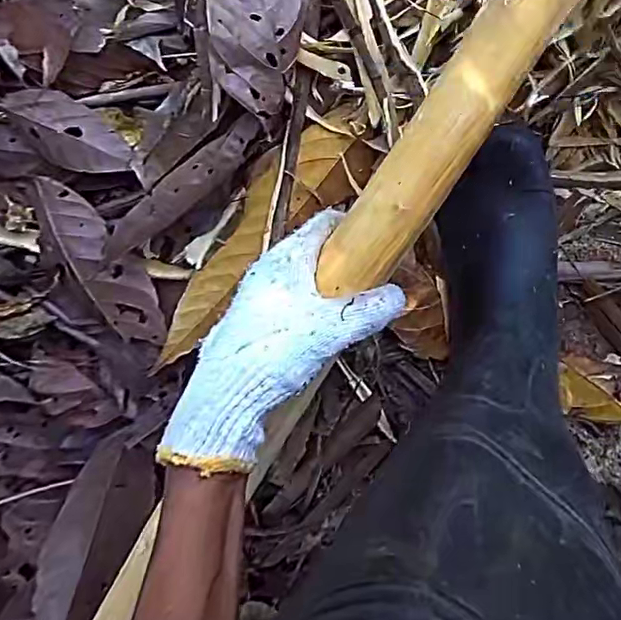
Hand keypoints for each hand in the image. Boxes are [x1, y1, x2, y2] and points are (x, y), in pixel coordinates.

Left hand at [158, 209, 404, 473]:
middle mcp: (269, 267)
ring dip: (325, 285)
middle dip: (343, 260)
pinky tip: (316, 330)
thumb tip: (398, 296)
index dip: (353, 226)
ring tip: (345, 307)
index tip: (374, 238)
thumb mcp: (331, 330)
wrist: (222, 398)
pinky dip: (307, 304)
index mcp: (287, 257)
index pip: (325, 221)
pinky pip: (287, 297)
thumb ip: (368, 311)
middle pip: (315, 248)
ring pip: (301, 274)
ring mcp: (256, 292)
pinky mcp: (250, 317)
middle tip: (367, 278)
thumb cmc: (271, 354)